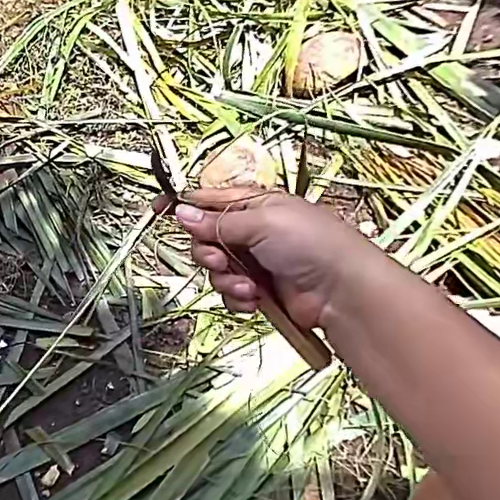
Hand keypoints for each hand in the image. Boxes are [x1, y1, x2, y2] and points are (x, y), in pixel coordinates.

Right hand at [162, 187, 383, 331]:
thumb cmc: (311, 243)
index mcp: (253, 204)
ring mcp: (254, 262)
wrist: (341, 290)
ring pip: (215, 270)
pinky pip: (230, 294)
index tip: (158, 211)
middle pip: (204, 239)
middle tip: (220, 259)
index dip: (183, 206)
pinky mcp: (258, 291)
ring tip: (249, 286)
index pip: (208, 200)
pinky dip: (238, 299)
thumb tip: (181, 212)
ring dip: (226, 280)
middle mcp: (251, 231)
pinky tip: (255, 300)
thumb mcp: (262, 221)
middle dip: (207, 252)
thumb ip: (218, 220)